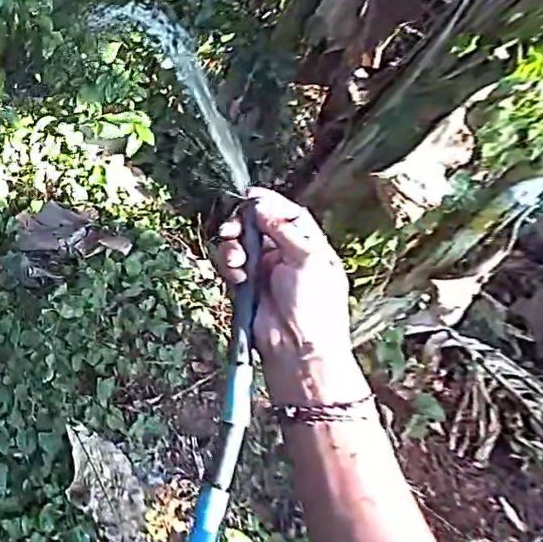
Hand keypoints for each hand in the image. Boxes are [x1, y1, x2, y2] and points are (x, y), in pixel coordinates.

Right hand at [214, 188, 367, 405]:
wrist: (297, 347)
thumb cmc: (314, 306)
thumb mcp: (307, 259)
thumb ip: (282, 229)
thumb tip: (260, 206)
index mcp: (308, 246)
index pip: (287, 215)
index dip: (268, 202)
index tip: (249, 195)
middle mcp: (285, 255)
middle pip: (256, 226)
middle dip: (241, 224)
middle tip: (232, 228)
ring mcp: (264, 271)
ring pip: (238, 244)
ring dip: (232, 247)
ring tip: (236, 259)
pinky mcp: (245, 286)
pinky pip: (228, 265)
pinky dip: (227, 266)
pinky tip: (236, 276)